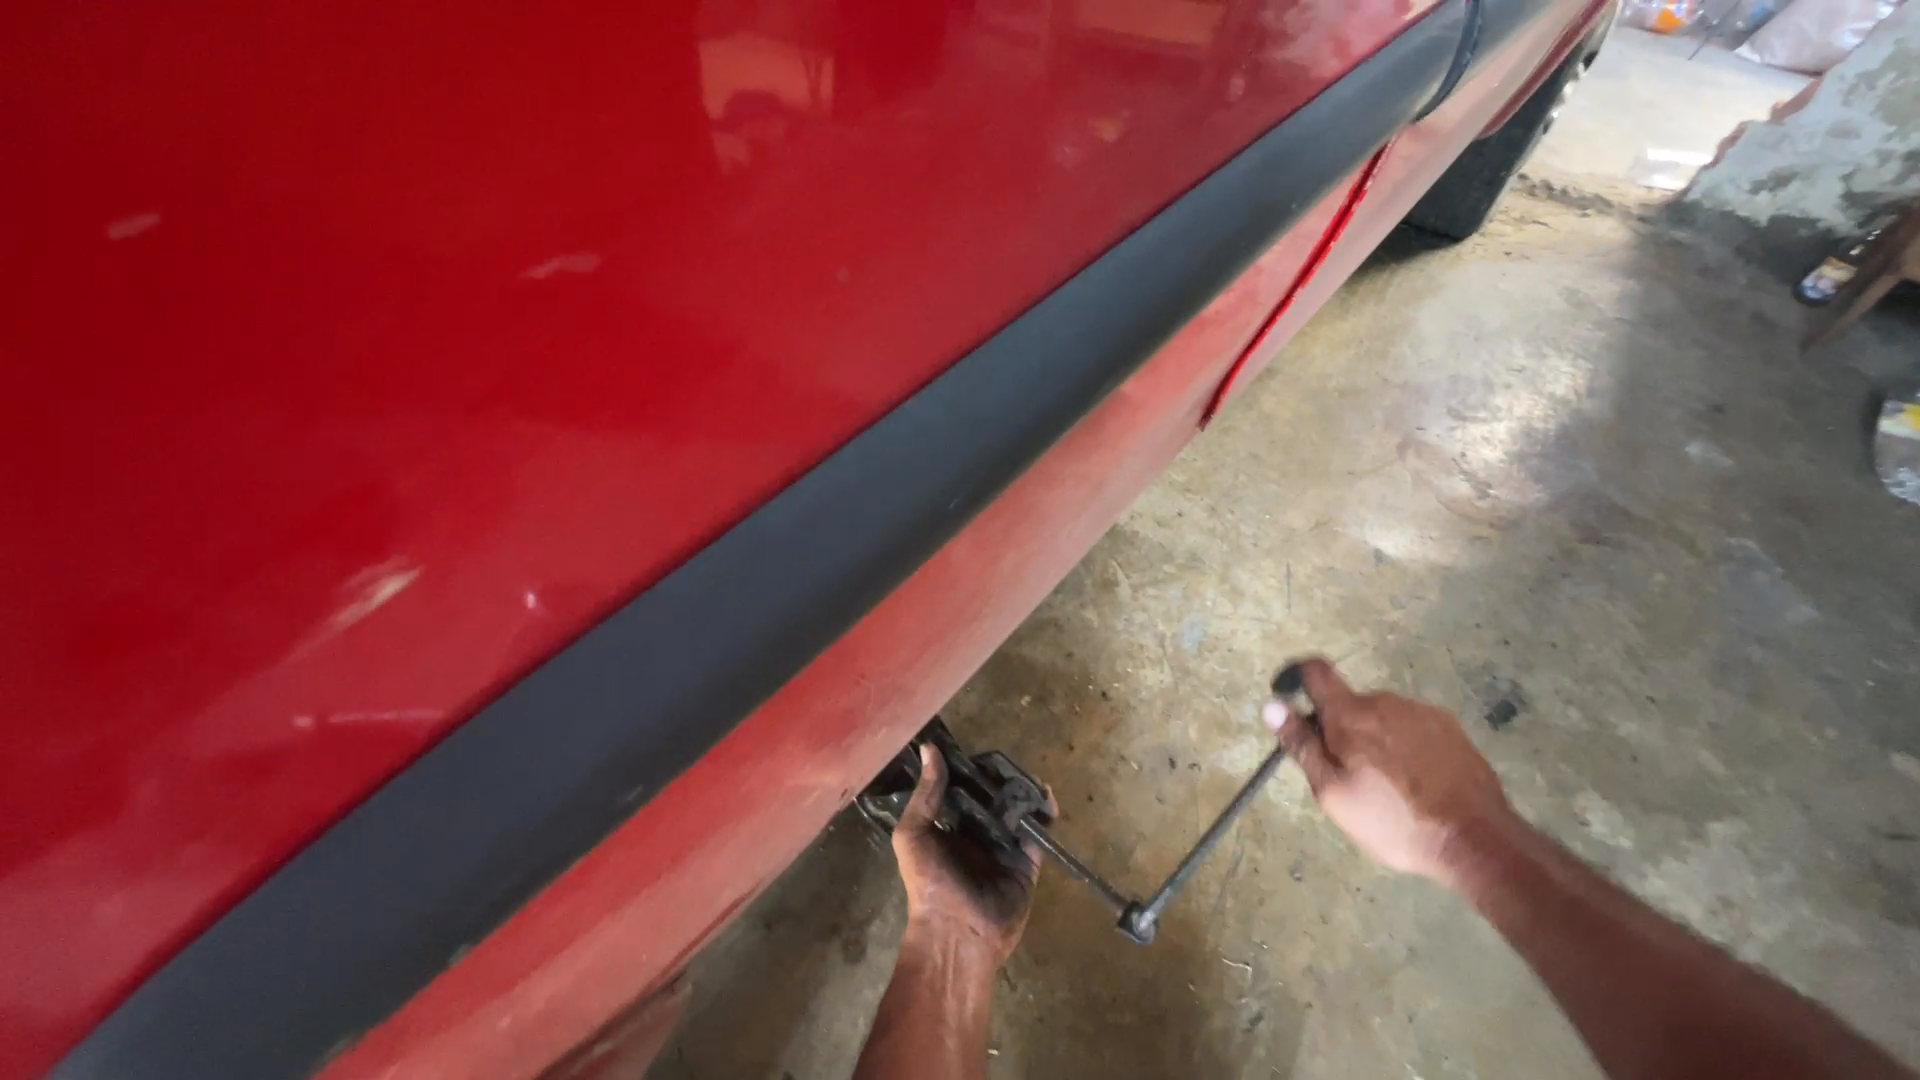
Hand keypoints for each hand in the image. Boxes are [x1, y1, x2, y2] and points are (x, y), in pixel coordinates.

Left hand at [891, 744, 1045, 965]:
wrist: (956, 933)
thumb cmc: (929, 882)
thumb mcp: (913, 834)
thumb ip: (925, 794)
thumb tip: (928, 749)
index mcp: (948, 827)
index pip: (963, 791)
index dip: (971, 772)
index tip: (979, 753)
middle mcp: (977, 835)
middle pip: (993, 799)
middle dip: (1001, 780)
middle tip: (1009, 762)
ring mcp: (1003, 848)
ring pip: (1017, 812)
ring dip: (1024, 792)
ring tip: (1028, 776)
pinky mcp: (1026, 863)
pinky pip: (1037, 834)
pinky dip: (1044, 813)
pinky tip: (1045, 795)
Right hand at [1269, 658, 1515, 886]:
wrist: (1475, 840)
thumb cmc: (1391, 821)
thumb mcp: (1332, 793)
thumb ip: (1302, 745)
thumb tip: (1272, 705)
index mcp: (1350, 714)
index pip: (1316, 672)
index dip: (1298, 678)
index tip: (1294, 702)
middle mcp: (1385, 701)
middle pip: (1350, 705)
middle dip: (1343, 730)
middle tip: (1350, 776)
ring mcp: (1422, 712)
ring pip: (1383, 718)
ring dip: (1376, 739)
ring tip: (1389, 785)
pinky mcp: (1451, 728)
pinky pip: (1413, 728)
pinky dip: (1405, 747)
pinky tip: (1418, 782)